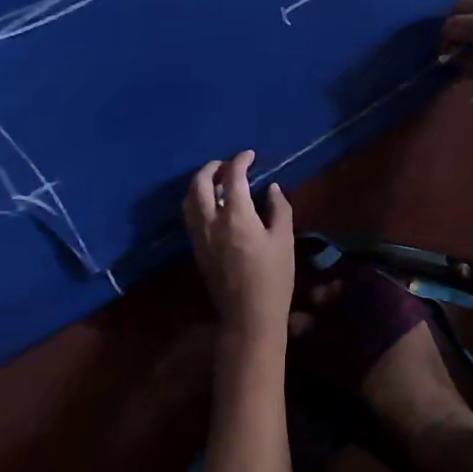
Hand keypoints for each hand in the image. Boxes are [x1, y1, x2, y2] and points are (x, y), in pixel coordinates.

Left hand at [183, 151, 295, 338]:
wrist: (248, 316)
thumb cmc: (273, 277)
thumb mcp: (284, 240)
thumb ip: (278, 209)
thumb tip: (271, 189)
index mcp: (236, 217)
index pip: (233, 178)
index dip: (240, 161)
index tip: (250, 155)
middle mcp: (211, 222)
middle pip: (200, 184)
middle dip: (212, 168)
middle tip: (228, 164)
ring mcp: (199, 237)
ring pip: (189, 200)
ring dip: (200, 183)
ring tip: (217, 180)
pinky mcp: (196, 250)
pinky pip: (190, 216)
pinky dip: (197, 201)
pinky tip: (212, 204)